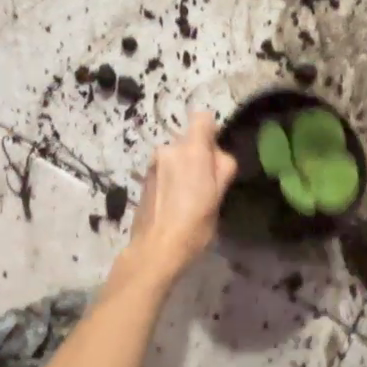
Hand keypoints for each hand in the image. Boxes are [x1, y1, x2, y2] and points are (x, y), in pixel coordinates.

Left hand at [111, 111, 236, 289]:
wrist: (155, 248)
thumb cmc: (194, 224)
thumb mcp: (218, 196)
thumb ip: (222, 167)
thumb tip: (219, 154)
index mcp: (191, 150)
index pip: (202, 118)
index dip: (211, 132)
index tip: (215, 156)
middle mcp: (168, 149)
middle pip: (189, 140)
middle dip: (198, 156)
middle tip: (205, 186)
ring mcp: (153, 163)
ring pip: (176, 156)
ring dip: (183, 168)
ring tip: (188, 198)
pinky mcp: (143, 178)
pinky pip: (164, 169)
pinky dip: (171, 179)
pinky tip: (173, 203)